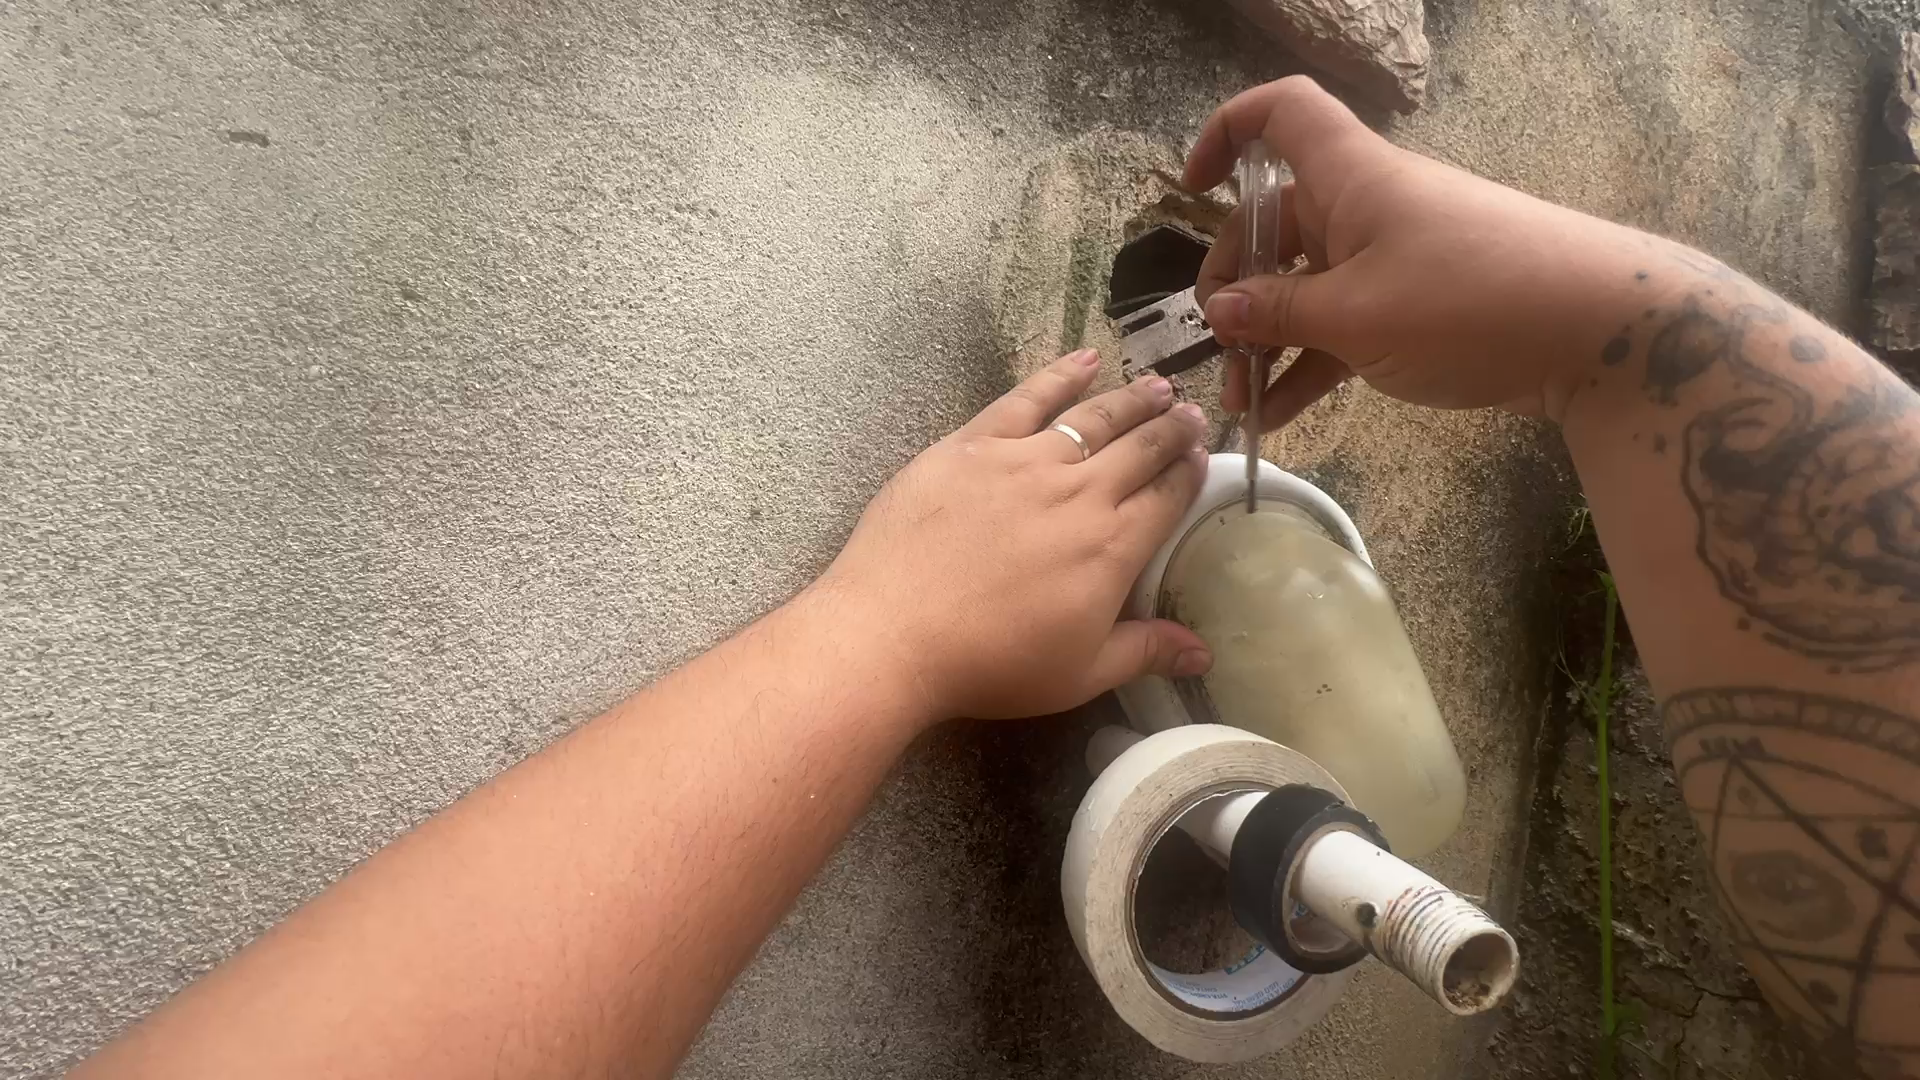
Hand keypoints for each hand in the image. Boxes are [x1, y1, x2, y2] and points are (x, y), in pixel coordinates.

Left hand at [818, 349, 1211, 722]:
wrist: (894, 631)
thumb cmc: (990, 662)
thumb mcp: (1078, 674)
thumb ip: (1144, 653)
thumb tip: (1203, 653)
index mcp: (1111, 547)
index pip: (1167, 498)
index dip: (1189, 473)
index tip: (1202, 456)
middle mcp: (1078, 492)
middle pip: (1139, 448)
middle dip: (1173, 429)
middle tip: (1192, 413)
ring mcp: (1023, 461)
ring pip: (1093, 417)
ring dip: (1131, 399)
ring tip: (1156, 387)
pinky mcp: (973, 445)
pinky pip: (1026, 398)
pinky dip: (1059, 375)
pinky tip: (1083, 358)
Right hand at [1187, 76, 1665, 426]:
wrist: (1594, 335)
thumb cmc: (1467, 301)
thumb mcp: (1354, 314)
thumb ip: (1276, 312)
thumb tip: (1215, 311)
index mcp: (1348, 181)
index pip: (1282, 115)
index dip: (1228, 131)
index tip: (1192, 186)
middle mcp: (1357, 211)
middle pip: (1269, 229)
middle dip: (1233, 291)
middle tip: (1219, 348)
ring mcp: (1379, 261)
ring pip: (1296, 291)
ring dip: (1261, 345)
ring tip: (1240, 403)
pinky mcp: (1398, 308)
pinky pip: (1330, 331)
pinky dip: (1300, 369)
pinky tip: (1274, 417)